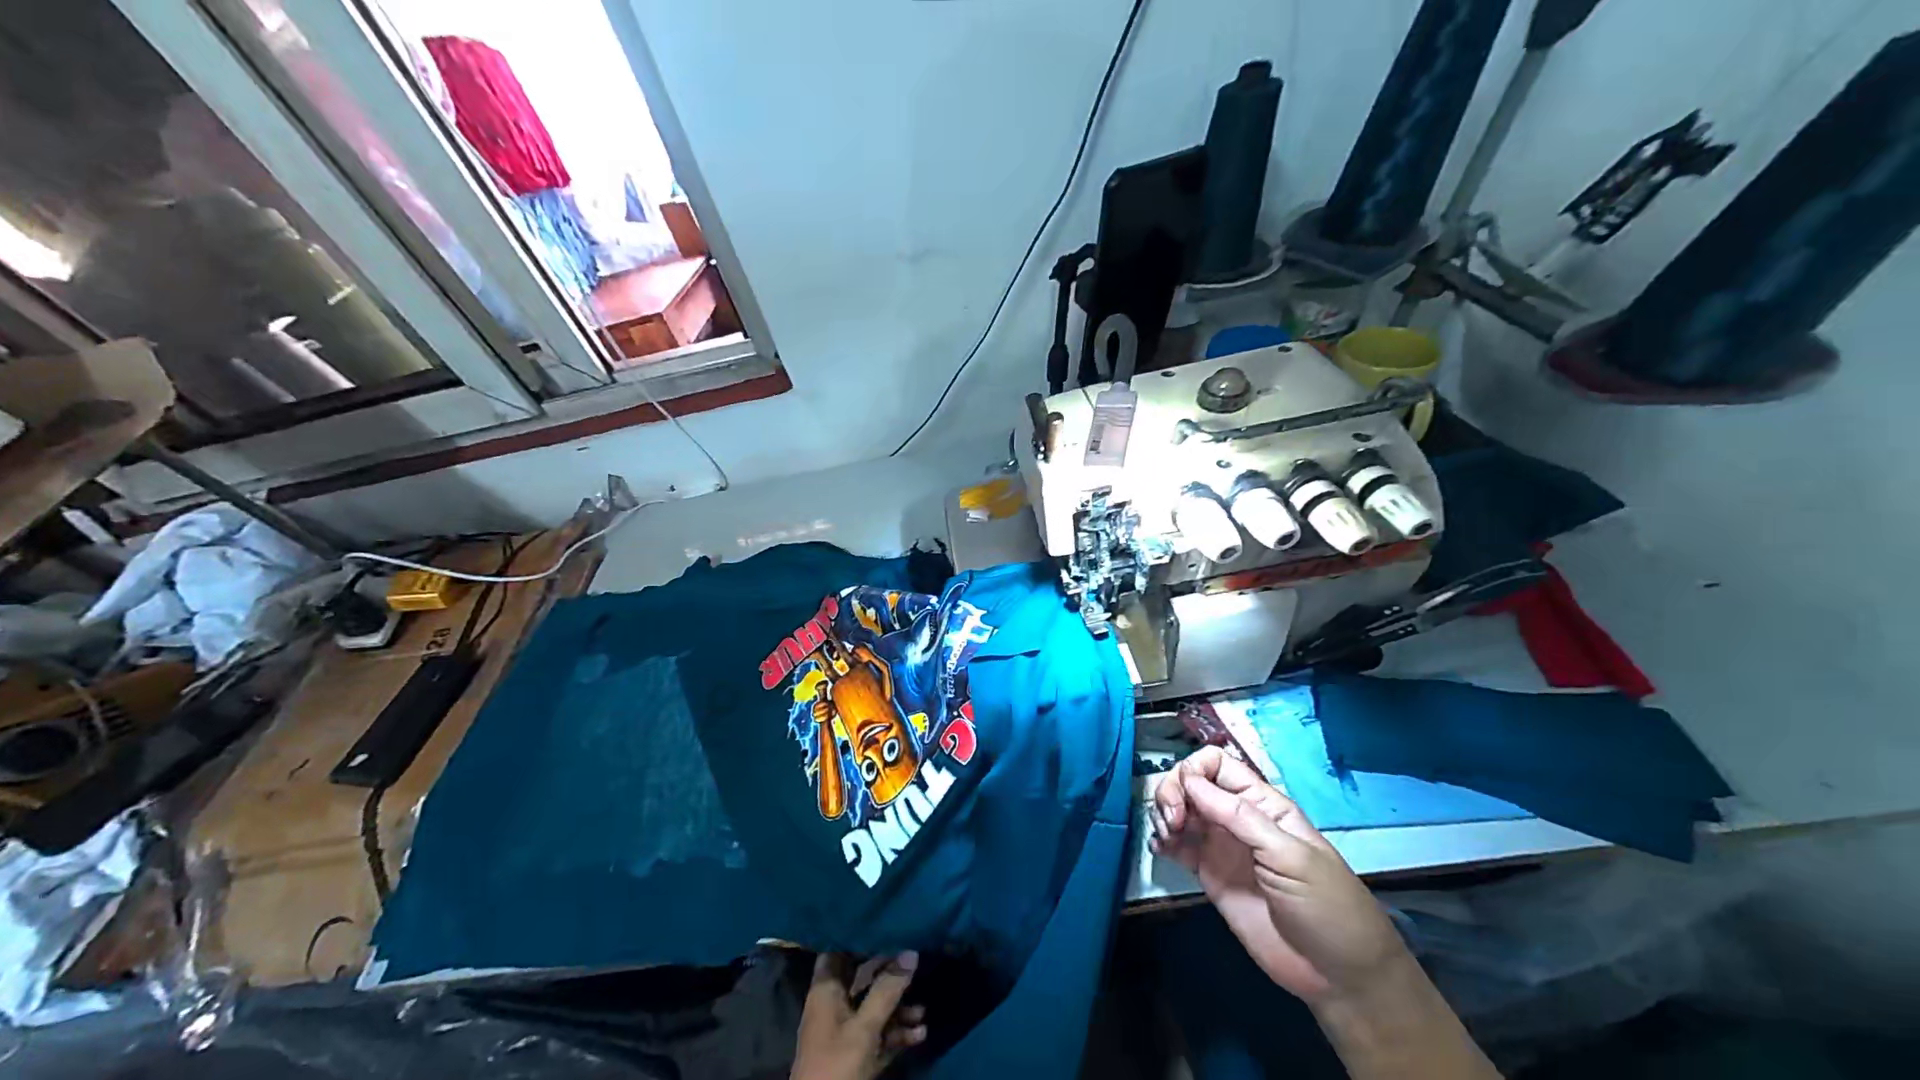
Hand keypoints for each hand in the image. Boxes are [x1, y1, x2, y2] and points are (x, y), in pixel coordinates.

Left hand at [791, 951, 926, 1079]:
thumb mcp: (865, 1026)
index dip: (859, 939)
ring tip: (923, 1012)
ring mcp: (844, 1032)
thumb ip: (887, 989)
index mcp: (826, 991)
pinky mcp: (855, 1055)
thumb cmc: (837, 1063)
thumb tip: (912, 952)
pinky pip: (879, 1035)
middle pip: (863, 980)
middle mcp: (833, 1006)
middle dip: (890, 976)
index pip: (838, 951)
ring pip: (874, 1009)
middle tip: (916, 966)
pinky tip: (919, 1036)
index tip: (886, 928)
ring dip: (899, 1010)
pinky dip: (897, 1034)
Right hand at [1150, 746, 1411, 1005]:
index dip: (1194, 770)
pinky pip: (1178, 847)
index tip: (1185, 796)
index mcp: (1261, 804)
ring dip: (1163, 815)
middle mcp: (1236, 818)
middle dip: (1172, 792)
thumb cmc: (1326, 905)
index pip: (1217, 764)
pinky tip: (1160, 849)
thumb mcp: (1291, 855)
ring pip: (1179, 811)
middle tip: (1172, 821)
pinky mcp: (1209, 875)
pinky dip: (1162, 841)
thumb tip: (1190, 781)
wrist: (1337, 974)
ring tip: (1166, 837)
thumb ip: (1240, 817)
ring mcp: (1221, 846)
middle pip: (1190, 784)